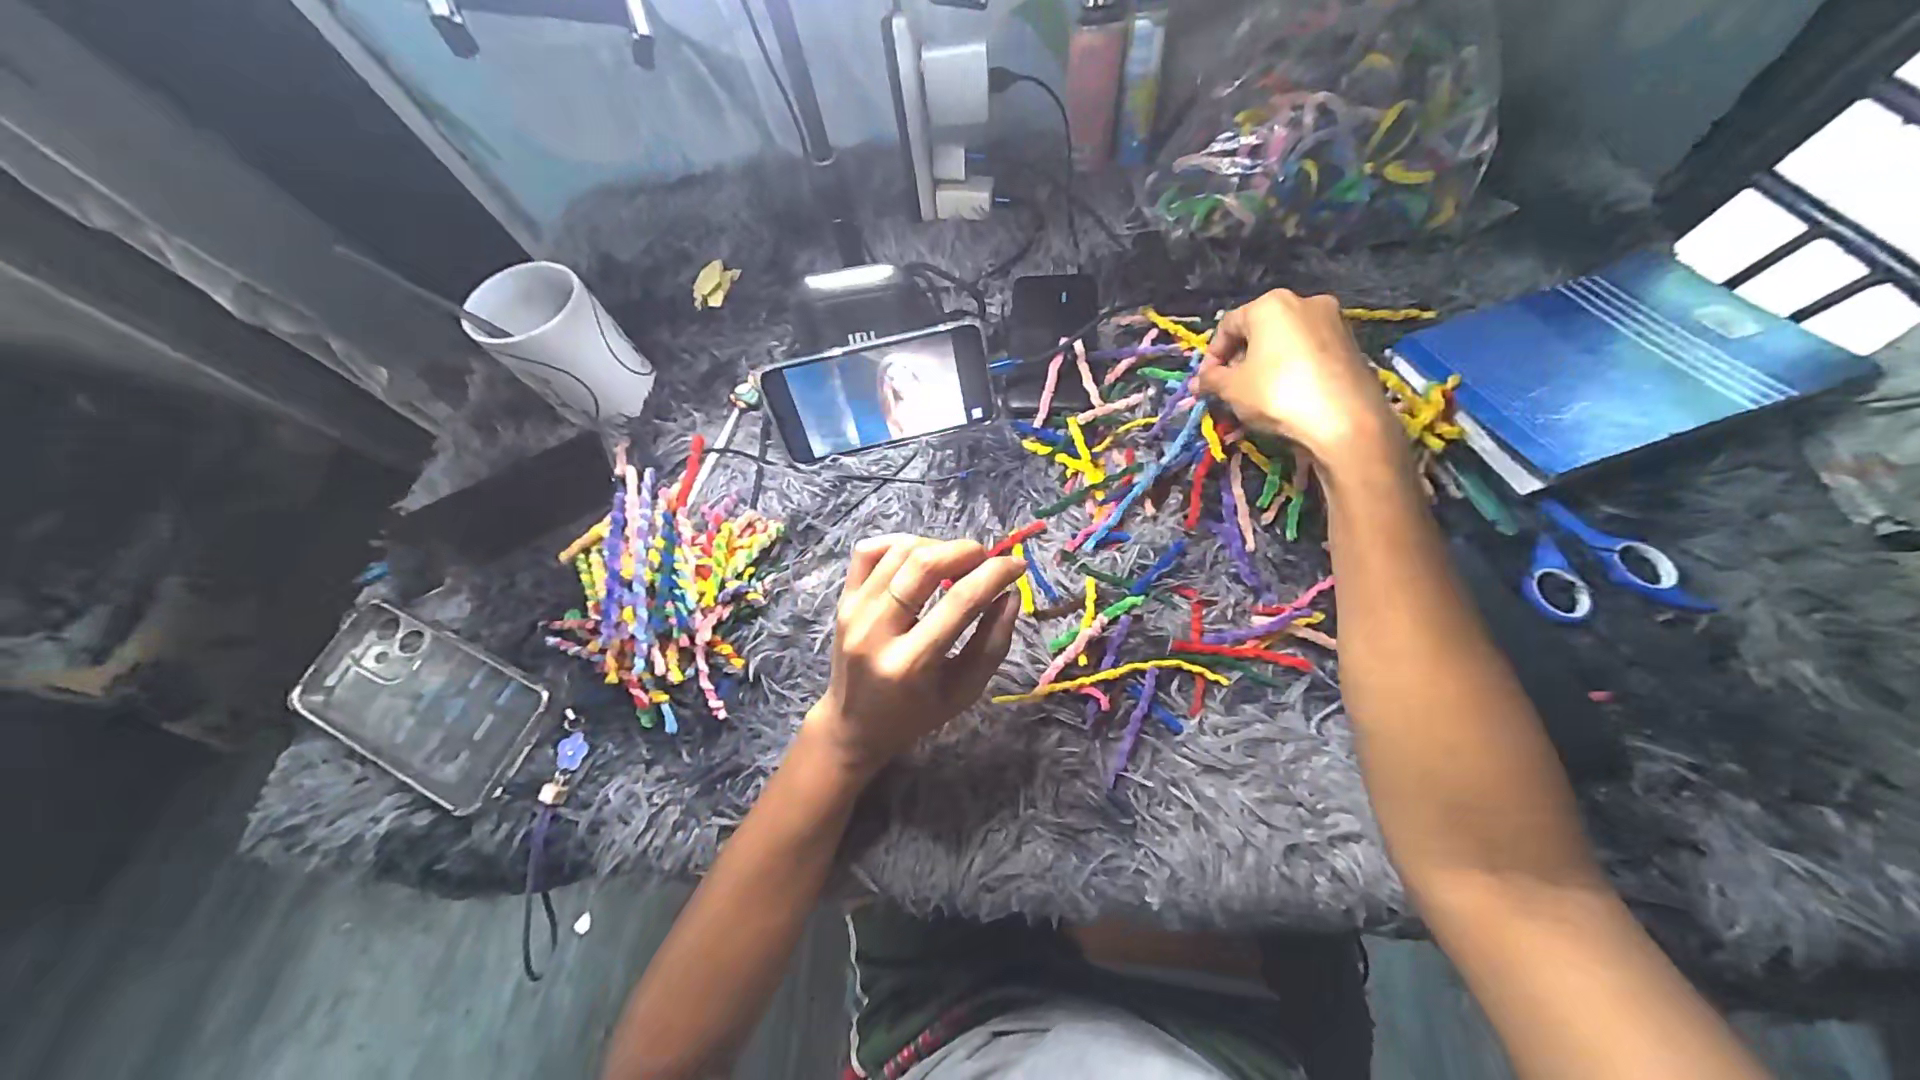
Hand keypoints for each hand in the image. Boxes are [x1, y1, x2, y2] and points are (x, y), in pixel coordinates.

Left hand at [802, 536, 1023, 781]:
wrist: (854, 725)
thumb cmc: (917, 713)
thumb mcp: (965, 691)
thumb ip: (993, 642)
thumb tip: (1010, 594)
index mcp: (911, 664)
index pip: (961, 600)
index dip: (996, 574)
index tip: (1017, 565)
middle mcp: (876, 632)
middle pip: (924, 565)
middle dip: (966, 552)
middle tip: (987, 561)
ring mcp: (853, 612)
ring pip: (899, 551)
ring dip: (938, 547)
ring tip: (957, 563)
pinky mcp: (842, 600)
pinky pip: (868, 550)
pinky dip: (900, 543)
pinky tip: (920, 558)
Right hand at [1196, 290, 1402, 468]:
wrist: (1345, 420)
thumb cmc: (1277, 394)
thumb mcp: (1232, 389)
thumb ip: (1211, 380)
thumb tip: (1197, 382)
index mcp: (1271, 304)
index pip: (1228, 325)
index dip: (1212, 355)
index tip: (1206, 382)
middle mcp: (1305, 301)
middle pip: (1260, 329)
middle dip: (1241, 358)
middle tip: (1230, 388)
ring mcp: (1334, 321)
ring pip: (1286, 340)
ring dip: (1266, 363)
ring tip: (1258, 394)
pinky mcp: (1352, 343)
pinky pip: (1310, 351)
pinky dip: (1293, 367)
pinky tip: (1288, 394)